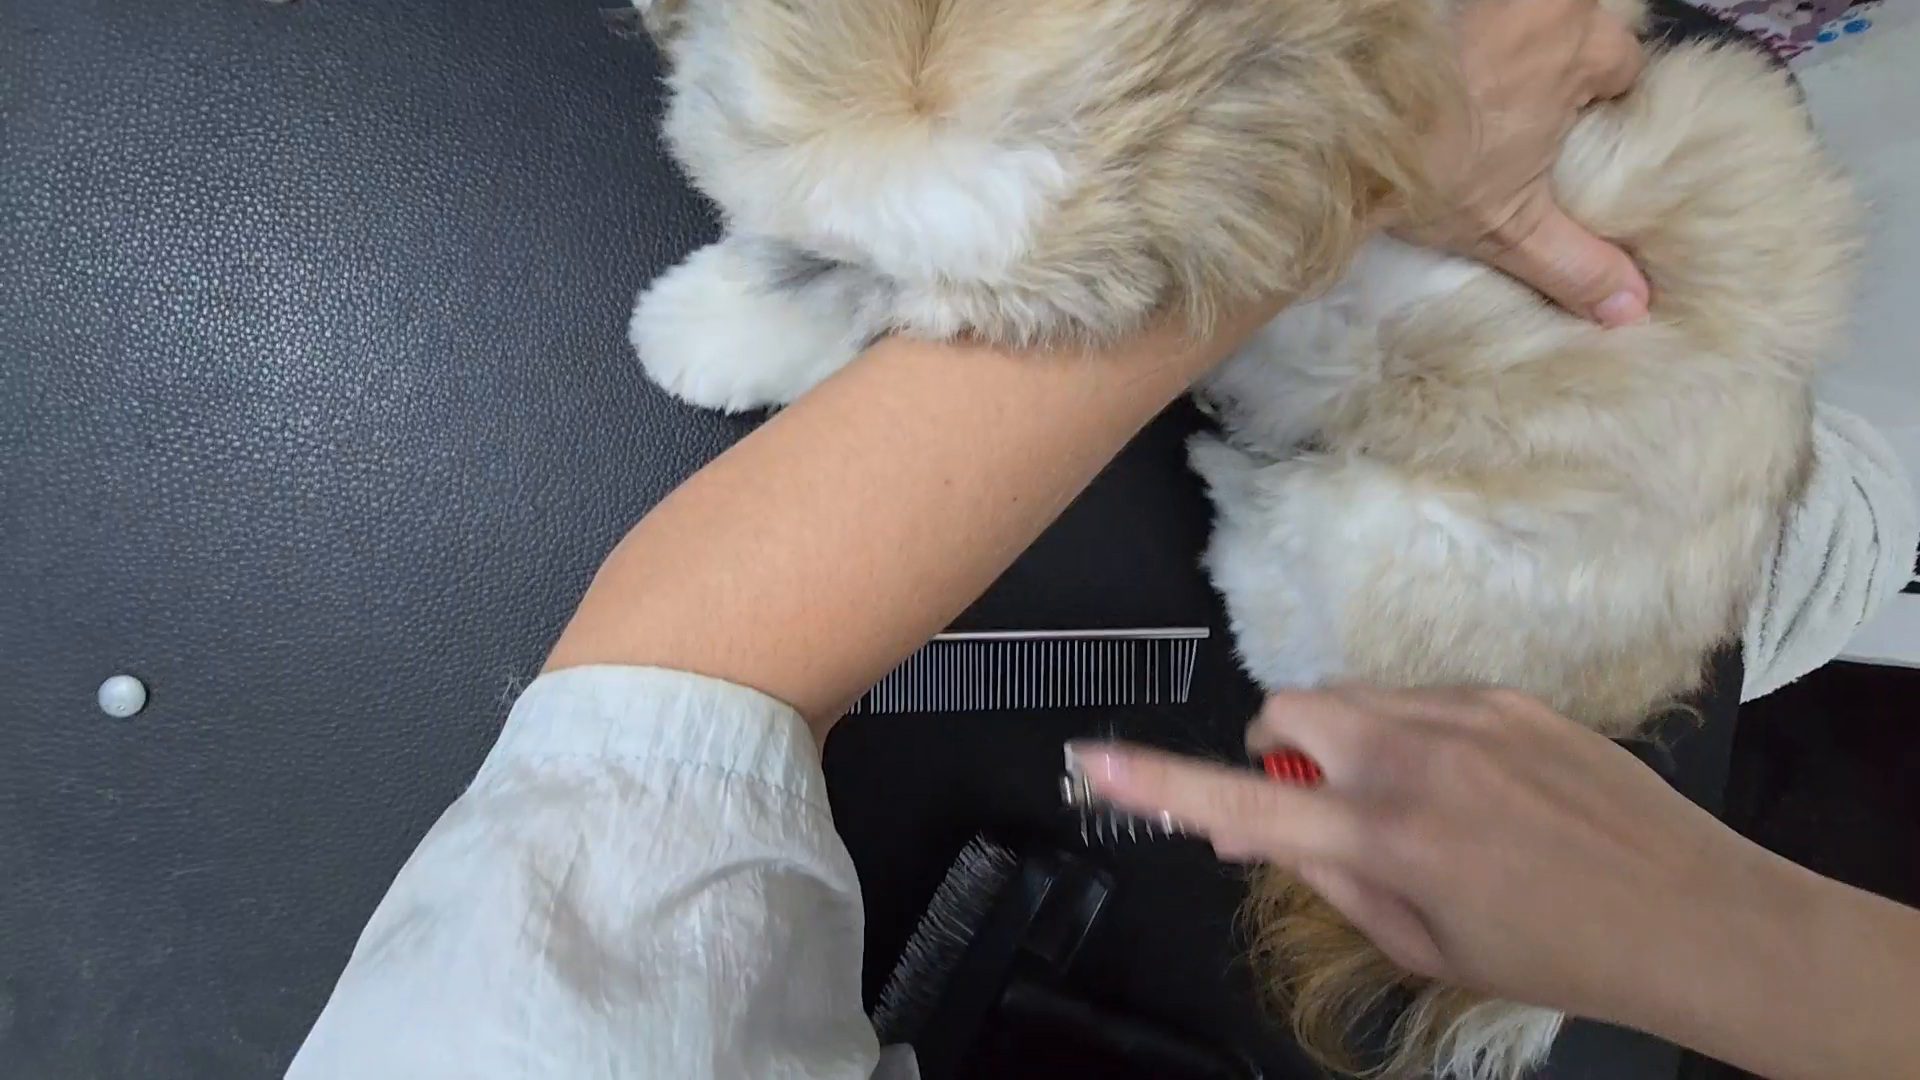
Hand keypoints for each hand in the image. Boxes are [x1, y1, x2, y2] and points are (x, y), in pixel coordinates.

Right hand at [1066, 686, 1784, 1022]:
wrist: (1710, 920)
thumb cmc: (1548, 953)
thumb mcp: (1415, 941)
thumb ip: (1321, 873)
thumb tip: (1247, 831)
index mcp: (1387, 835)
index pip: (1242, 804)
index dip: (1160, 782)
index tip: (1096, 759)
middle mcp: (1411, 757)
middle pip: (1288, 708)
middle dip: (1281, 746)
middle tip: (1322, 793)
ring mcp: (1460, 713)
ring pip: (1344, 695)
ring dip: (1343, 736)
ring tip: (1405, 787)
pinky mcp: (1500, 693)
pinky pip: (1409, 695)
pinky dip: (1404, 730)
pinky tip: (1467, 775)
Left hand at [1401, 0, 1649, 325]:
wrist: (1338, 133)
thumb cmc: (1430, 173)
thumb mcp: (1504, 226)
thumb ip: (1569, 261)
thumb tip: (1632, 308)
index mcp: (1583, 50)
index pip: (1621, 66)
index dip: (1594, 101)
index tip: (1564, 136)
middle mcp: (1547, 8)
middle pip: (1572, 34)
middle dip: (1549, 72)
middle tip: (1508, 121)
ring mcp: (1490, 3)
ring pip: (1518, 22)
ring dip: (1498, 56)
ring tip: (1462, 105)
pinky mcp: (1428, 11)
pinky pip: (1460, 24)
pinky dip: (1449, 49)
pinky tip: (1426, 87)